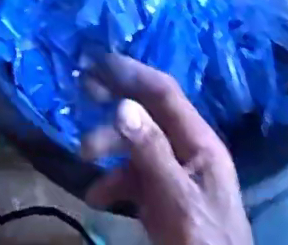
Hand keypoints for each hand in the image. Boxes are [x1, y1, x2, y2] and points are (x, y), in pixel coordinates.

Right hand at [81, 56, 252, 244]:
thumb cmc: (205, 243)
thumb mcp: (178, 199)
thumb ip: (151, 152)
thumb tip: (123, 104)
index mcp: (200, 141)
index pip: (164, 92)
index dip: (132, 72)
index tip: (98, 61)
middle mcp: (188, 149)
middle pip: (148, 112)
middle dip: (115, 100)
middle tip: (83, 88)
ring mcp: (176, 174)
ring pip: (137, 144)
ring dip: (108, 145)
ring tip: (83, 154)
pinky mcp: (166, 199)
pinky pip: (135, 178)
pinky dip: (113, 182)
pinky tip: (96, 196)